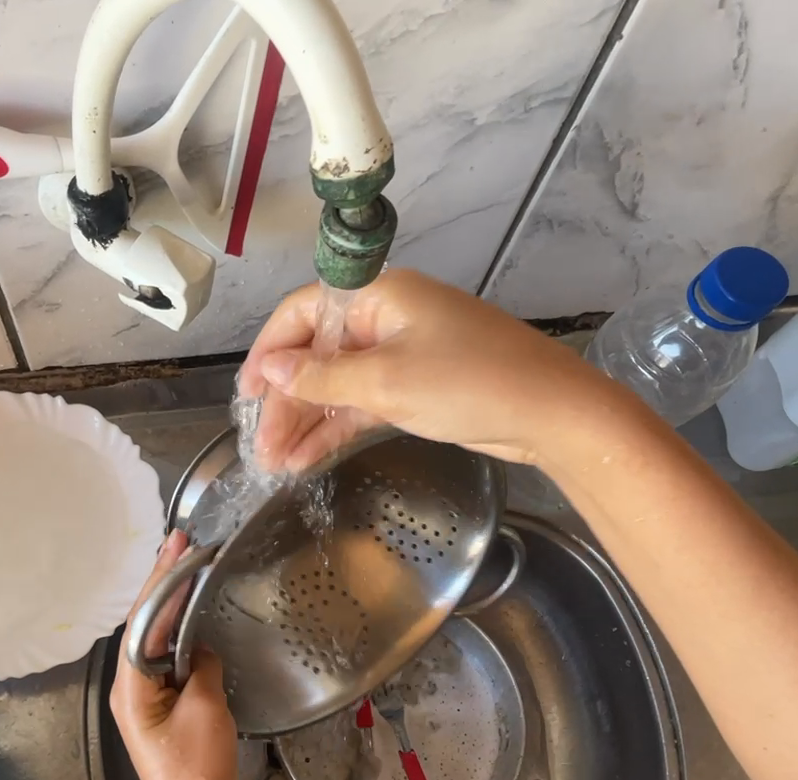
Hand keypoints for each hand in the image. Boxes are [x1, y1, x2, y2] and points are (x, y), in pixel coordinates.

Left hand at [114, 531, 239, 779]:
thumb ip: (201, 665)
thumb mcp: (206, 710)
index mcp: (132, 684)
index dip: (162, 580)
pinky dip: (176, 629)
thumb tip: (199, 644)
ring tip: (185, 564)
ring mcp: (141, 696)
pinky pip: (164, 656)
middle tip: (181, 542)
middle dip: (162, 582)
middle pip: (142, 623)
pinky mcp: (157, 706)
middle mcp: (128, 684)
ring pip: (152, 637)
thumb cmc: (197, 771)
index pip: (144, 619)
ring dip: (168, 602)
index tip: (177, 545)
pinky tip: (188, 612)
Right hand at [237, 268, 632, 471]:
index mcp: (379, 297)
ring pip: (336, 388)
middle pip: (317, 356)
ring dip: (306, 424)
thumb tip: (268, 368)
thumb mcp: (386, 381)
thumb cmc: (469, 383)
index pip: (304, 313)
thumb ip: (321, 376)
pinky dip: (335, 431)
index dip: (269, 352)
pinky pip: (361, 406)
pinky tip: (306, 460)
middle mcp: (384, 321)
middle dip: (286, 403)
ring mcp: (399, 357)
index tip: (246, 395)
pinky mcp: (413, 391)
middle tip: (260, 447)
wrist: (550, 415)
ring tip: (275, 464)